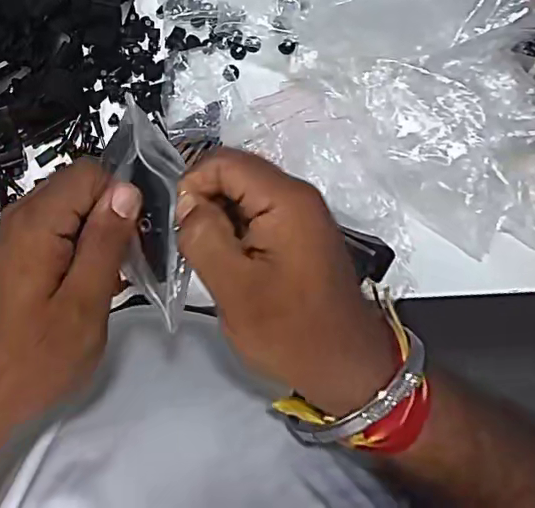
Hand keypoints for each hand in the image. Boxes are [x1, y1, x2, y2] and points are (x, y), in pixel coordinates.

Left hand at [0, 159, 141, 433]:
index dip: (119, 199)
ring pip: (73, 205)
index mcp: (36, 222)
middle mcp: (22, 215)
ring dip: (97, 233)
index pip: (91, 172)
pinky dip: (80, 245)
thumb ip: (106, 242)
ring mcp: (17, 229)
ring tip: (106, 279)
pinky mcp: (19, 246)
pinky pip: (59, 225)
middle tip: (123, 264)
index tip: (132, 239)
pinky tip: (87, 282)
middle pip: (81, 185)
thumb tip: (126, 192)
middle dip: (110, 216)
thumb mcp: (84, 305)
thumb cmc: (33, 359)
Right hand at [178, 148, 398, 416]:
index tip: (183, 225)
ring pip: (241, 189)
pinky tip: (235, 260)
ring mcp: (302, 209)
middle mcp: (297, 193)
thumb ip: (202, 236)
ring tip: (214, 255)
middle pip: (233, 170)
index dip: (193, 185)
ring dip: (219, 214)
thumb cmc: (292, 332)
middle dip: (205, 200)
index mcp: (285, 199)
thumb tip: (188, 202)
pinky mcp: (300, 227)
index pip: (222, 161)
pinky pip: (256, 208)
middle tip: (196, 243)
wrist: (351, 373)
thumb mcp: (234, 289)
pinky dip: (236, 225)